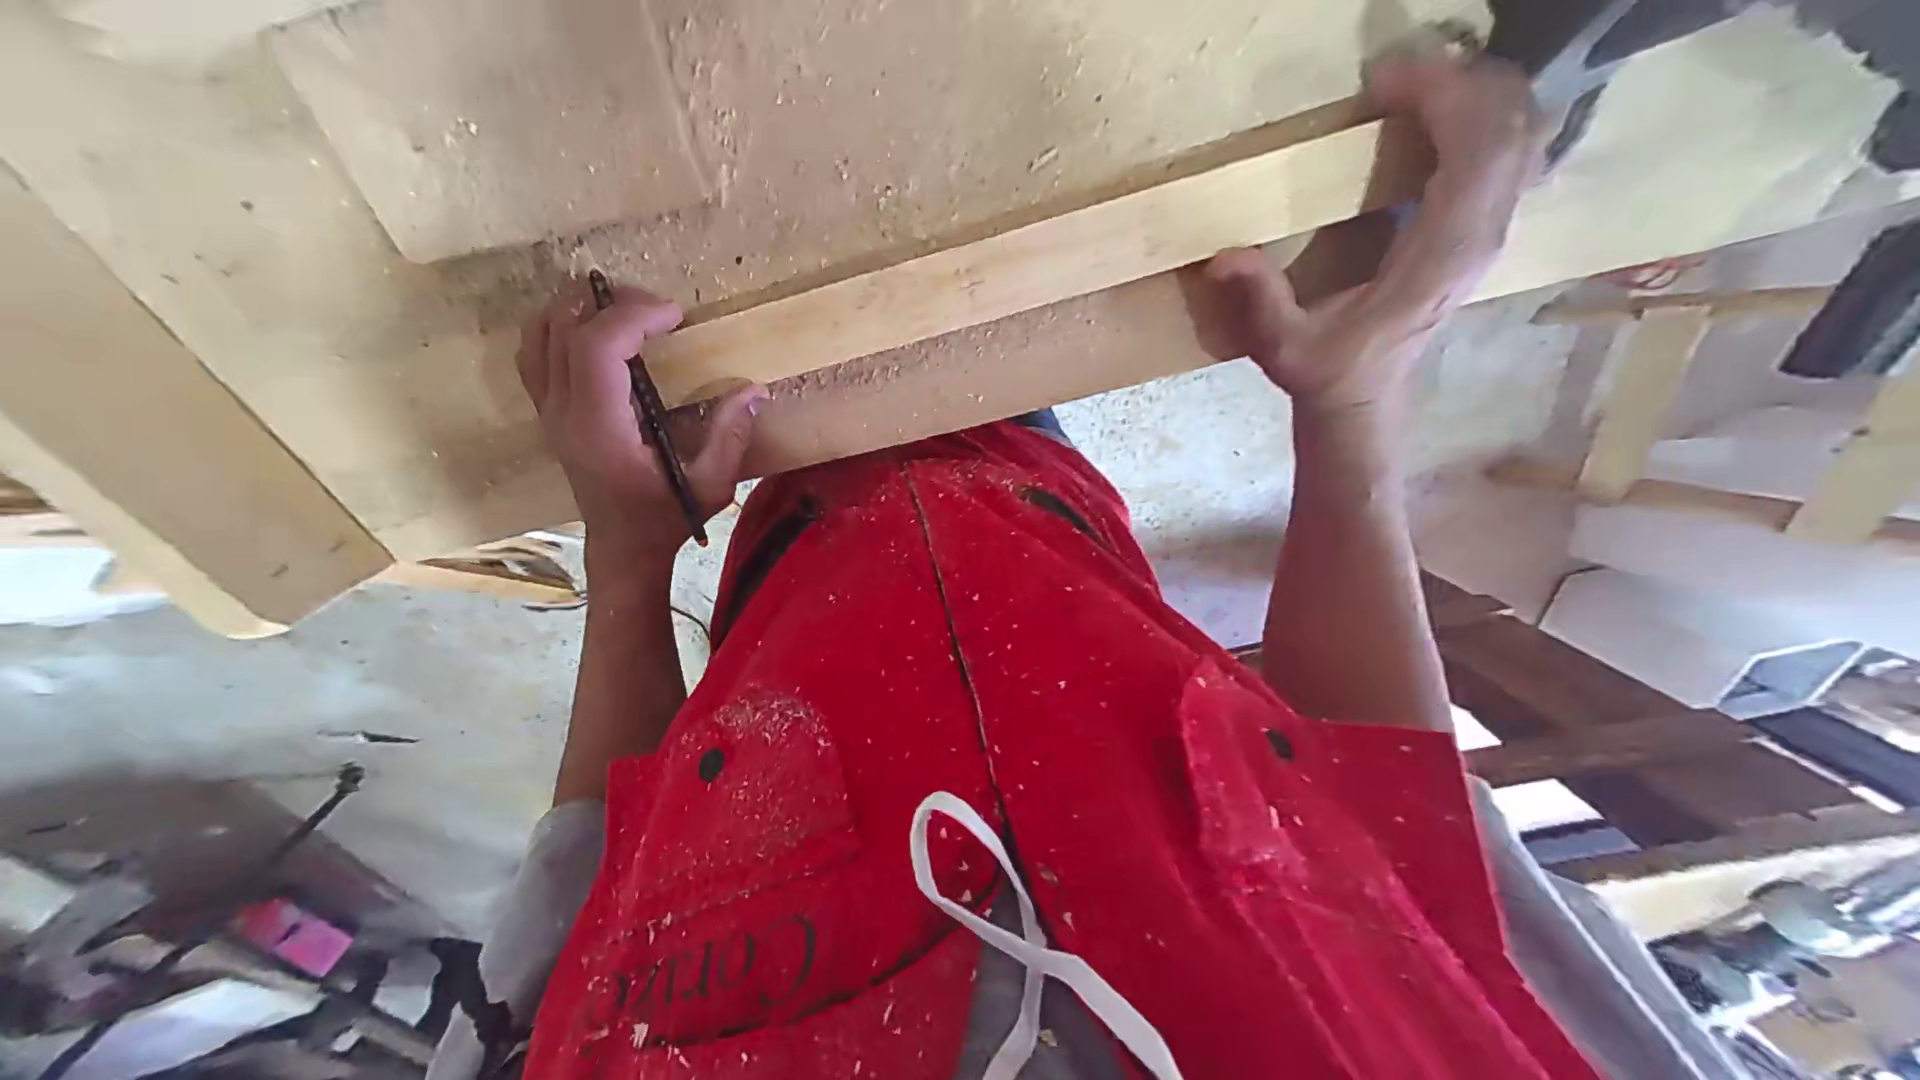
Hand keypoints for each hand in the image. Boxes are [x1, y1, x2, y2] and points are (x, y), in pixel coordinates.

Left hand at [518, 283, 767, 566]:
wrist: (623, 546)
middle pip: (567, 329)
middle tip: (657, 309)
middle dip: (613, 304)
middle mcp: (565, 413)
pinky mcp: (548, 413)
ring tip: (625, 308)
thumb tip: (755, 390)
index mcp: (601, 429)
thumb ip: (731, 435)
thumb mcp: (711, 485)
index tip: (675, 315)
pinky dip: (559, 327)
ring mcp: (549, 411)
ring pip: (542, 334)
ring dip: (582, 309)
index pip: (597, 348)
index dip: (634, 316)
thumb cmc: (666, 519)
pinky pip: (536, 352)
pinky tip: (592, 329)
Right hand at [1187, 50, 1543, 417]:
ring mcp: (1490, 233)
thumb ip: (1259, 302)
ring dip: (1477, 93)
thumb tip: (1223, 256)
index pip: (1474, 147)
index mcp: (1439, 256)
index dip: (1439, 95)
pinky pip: (1510, 152)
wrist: (1363, 400)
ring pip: (1521, 131)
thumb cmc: (1326, 373)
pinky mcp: (1483, 232)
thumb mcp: (1282, 347)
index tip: (1383, 80)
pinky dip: (1485, 118)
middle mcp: (1480, 236)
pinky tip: (1445, 117)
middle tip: (1395, 75)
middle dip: (1461, 81)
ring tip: (1418, 86)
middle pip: (1510, 123)